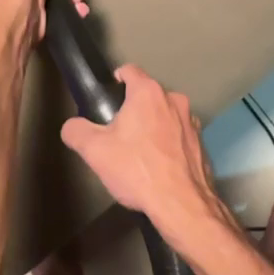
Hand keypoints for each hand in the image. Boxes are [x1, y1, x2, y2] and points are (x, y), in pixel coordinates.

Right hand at [60, 65, 224, 235]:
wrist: (181, 204)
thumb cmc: (136, 169)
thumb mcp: (95, 151)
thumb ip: (77, 131)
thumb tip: (72, 126)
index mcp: (148, 92)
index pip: (130, 70)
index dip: (117, 78)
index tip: (108, 94)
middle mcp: (173, 99)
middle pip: (148, 95)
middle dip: (134, 108)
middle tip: (119, 132)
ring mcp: (191, 120)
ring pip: (165, 114)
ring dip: (153, 125)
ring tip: (140, 152)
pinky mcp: (201, 142)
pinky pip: (179, 135)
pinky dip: (169, 143)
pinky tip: (160, 166)